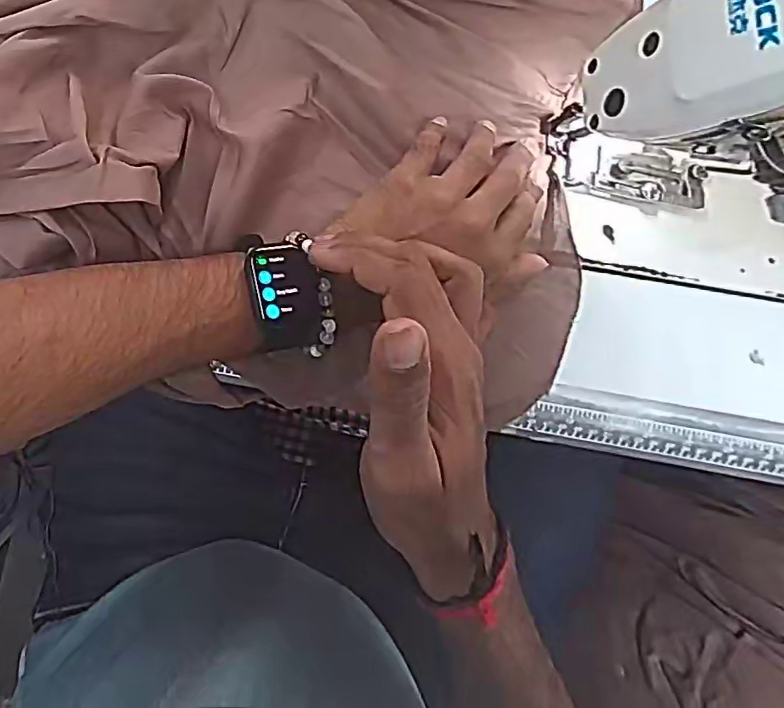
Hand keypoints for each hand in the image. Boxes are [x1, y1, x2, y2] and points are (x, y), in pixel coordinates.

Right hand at [311, 235, 498, 601]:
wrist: (454, 534)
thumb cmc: (420, 505)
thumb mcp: (400, 459)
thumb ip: (400, 392)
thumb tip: (397, 324)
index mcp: (447, 363)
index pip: (410, 281)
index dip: (363, 258)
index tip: (319, 256)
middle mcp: (463, 347)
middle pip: (428, 266)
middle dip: (372, 248)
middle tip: (323, 250)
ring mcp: (464, 350)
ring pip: (447, 272)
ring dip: (398, 252)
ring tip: (350, 255)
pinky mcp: (455, 357)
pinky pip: (447, 292)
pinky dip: (414, 269)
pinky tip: (386, 277)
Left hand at [325, 119, 549, 337]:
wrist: (360, 277)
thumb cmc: (412, 292)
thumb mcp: (469, 295)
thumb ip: (507, 276)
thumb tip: (538, 261)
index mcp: (490, 248)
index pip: (524, 212)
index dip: (531, 193)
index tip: (532, 181)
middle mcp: (472, 217)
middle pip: (505, 179)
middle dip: (516, 160)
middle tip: (520, 147)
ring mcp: (440, 195)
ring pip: (473, 157)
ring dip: (481, 140)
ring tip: (484, 129)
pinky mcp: (406, 180)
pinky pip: (426, 147)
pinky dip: (435, 132)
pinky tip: (439, 124)